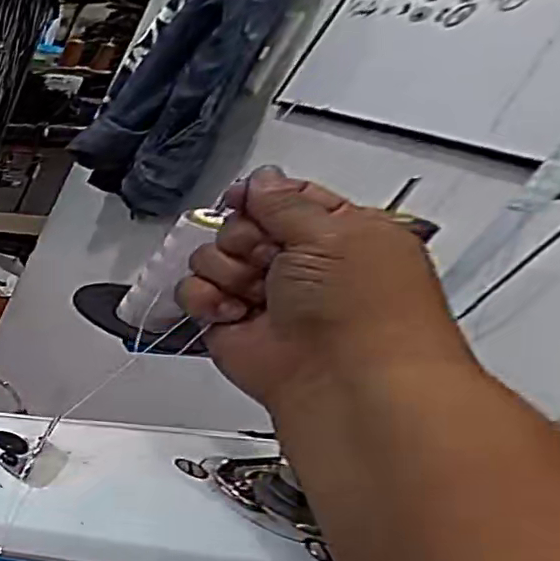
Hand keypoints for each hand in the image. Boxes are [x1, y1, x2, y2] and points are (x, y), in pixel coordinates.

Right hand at [175, 166, 474, 412]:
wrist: (343, 378)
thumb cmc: (365, 311)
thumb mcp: (334, 231)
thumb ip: (286, 202)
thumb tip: (260, 182)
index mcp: (337, 233)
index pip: (283, 200)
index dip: (259, 197)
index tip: (245, 199)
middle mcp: (297, 264)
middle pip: (239, 226)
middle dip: (244, 238)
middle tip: (268, 257)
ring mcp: (260, 294)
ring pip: (211, 257)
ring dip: (226, 270)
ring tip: (256, 290)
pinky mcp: (229, 322)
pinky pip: (194, 292)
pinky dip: (205, 298)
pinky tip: (232, 310)